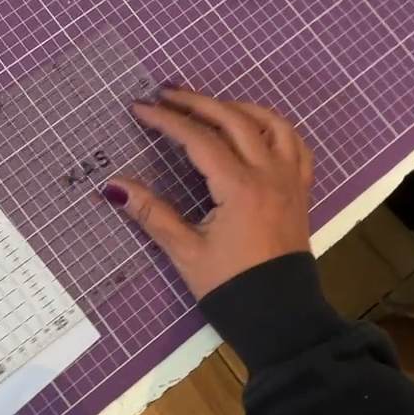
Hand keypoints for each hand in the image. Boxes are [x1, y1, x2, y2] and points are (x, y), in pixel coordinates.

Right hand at [102, 87, 313, 298]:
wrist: (282, 319)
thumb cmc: (231, 288)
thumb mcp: (186, 252)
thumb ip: (152, 213)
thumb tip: (113, 186)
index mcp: (240, 188)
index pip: (199, 139)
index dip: (167, 120)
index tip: (140, 108)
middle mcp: (269, 175)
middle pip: (234, 120)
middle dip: (197, 102)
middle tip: (166, 94)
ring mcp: (290, 181)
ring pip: (272, 124)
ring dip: (238, 108)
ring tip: (210, 106)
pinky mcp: (300, 192)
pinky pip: (295, 145)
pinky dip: (273, 128)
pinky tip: (253, 130)